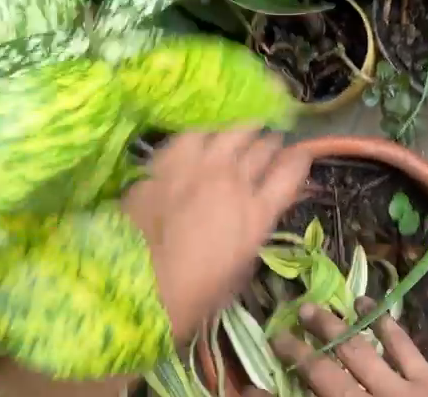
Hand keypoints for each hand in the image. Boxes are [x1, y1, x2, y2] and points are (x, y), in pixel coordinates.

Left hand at [121, 130, 309, 341]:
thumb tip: (259, 210)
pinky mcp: (171, 157)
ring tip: (241, 131)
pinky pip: (198, 130)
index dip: (299, 158)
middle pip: (266, 144)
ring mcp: (203, 164)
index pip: (292, 169)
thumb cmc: (187, 298)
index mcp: (257, 214)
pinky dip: (208, 130)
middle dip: (270, 143)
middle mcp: (236, 181)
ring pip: (236, 128)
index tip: (298, 156)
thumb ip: (253, 231)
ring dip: (244, 129)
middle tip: (266, 147)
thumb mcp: (236, 270)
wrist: (128, 290)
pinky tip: (207, 133)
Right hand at [252, 301, 427, 396]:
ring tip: (314, 308)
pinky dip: (382, 322)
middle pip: (326, 375)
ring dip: (334, 327)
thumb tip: (286, 394)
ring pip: (360, 351)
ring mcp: (402, 392)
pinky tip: (366, 303)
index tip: (248, 385)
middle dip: (301, 351)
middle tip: (282, 327)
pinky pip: (402, 344)